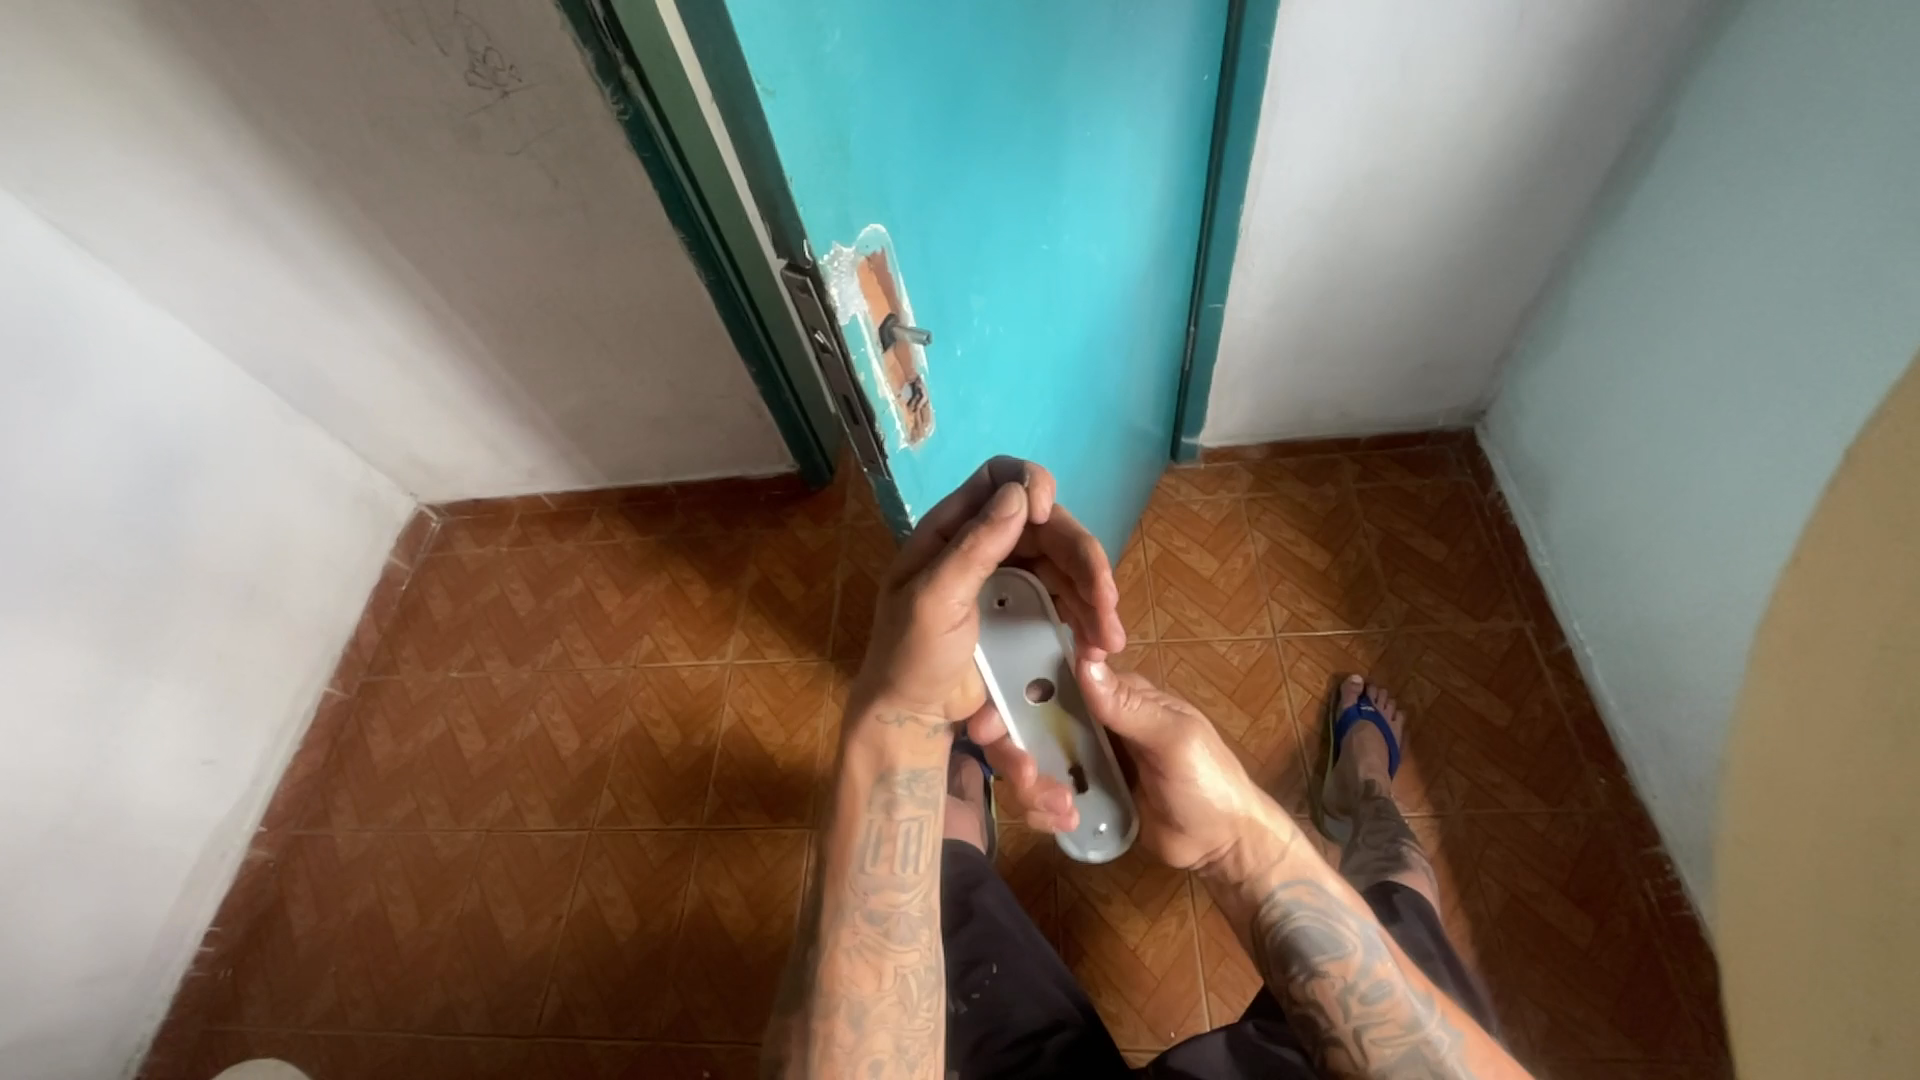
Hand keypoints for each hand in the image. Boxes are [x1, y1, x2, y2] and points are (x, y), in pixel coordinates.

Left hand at [850, 458, 1124, 732]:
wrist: (915, 715)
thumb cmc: (910, 655)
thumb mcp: (933, 600)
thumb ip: (973, 547)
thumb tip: (1018, 494)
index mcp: (953, 529)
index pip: (999, 479)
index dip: (1031, 484)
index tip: (1048, 515)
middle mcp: (987, 544)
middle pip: (1049, 528)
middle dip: (1084, 559)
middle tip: (1107, 600)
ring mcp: (1011, 578)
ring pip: (1067, 565)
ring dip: (1095, 595)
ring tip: (1109, 638)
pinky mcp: (1029, 611)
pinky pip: (1068, 599)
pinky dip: (1088, 616)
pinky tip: (1099, 644)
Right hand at [973, 654, 1270, 868]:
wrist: (1224, 846)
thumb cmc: (1210, 782)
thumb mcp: (1174, 740)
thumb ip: (1128, 705)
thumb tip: (1082, 658)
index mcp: (1112, 693)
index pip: (1052, 679)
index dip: (1012, 694)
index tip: (991, 722)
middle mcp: (1088, 720)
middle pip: (1026, 724)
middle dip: (1014, 752)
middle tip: (1027, 778)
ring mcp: (1081, 758)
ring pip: (1028, 763)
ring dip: (1032, 789)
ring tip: (1062, 810)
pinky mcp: (1079, 794)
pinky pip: (1040, 798)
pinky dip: (1042, 811)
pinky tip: (1068, 822)